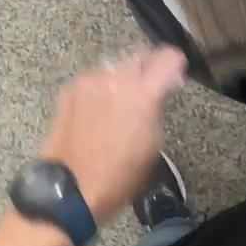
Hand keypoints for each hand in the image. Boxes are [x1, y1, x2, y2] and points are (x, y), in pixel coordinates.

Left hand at [39, 47, 187, 223]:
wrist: (71, 188)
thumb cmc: (120, 175)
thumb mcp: (152, 145)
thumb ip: (155, 111)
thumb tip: (153, 97)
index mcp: (144, 93)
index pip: (169, 57)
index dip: (176, 64)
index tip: (175, 75)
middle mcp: (117, 78)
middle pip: (139, 57)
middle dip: (146, 70)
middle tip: (146, 91)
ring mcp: (90, 81)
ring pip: (113, 68)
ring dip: (120, 80)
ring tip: (118, 103)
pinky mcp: (69, 89)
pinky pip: (92, 81)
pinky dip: (98, 90)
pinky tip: (95, 112)